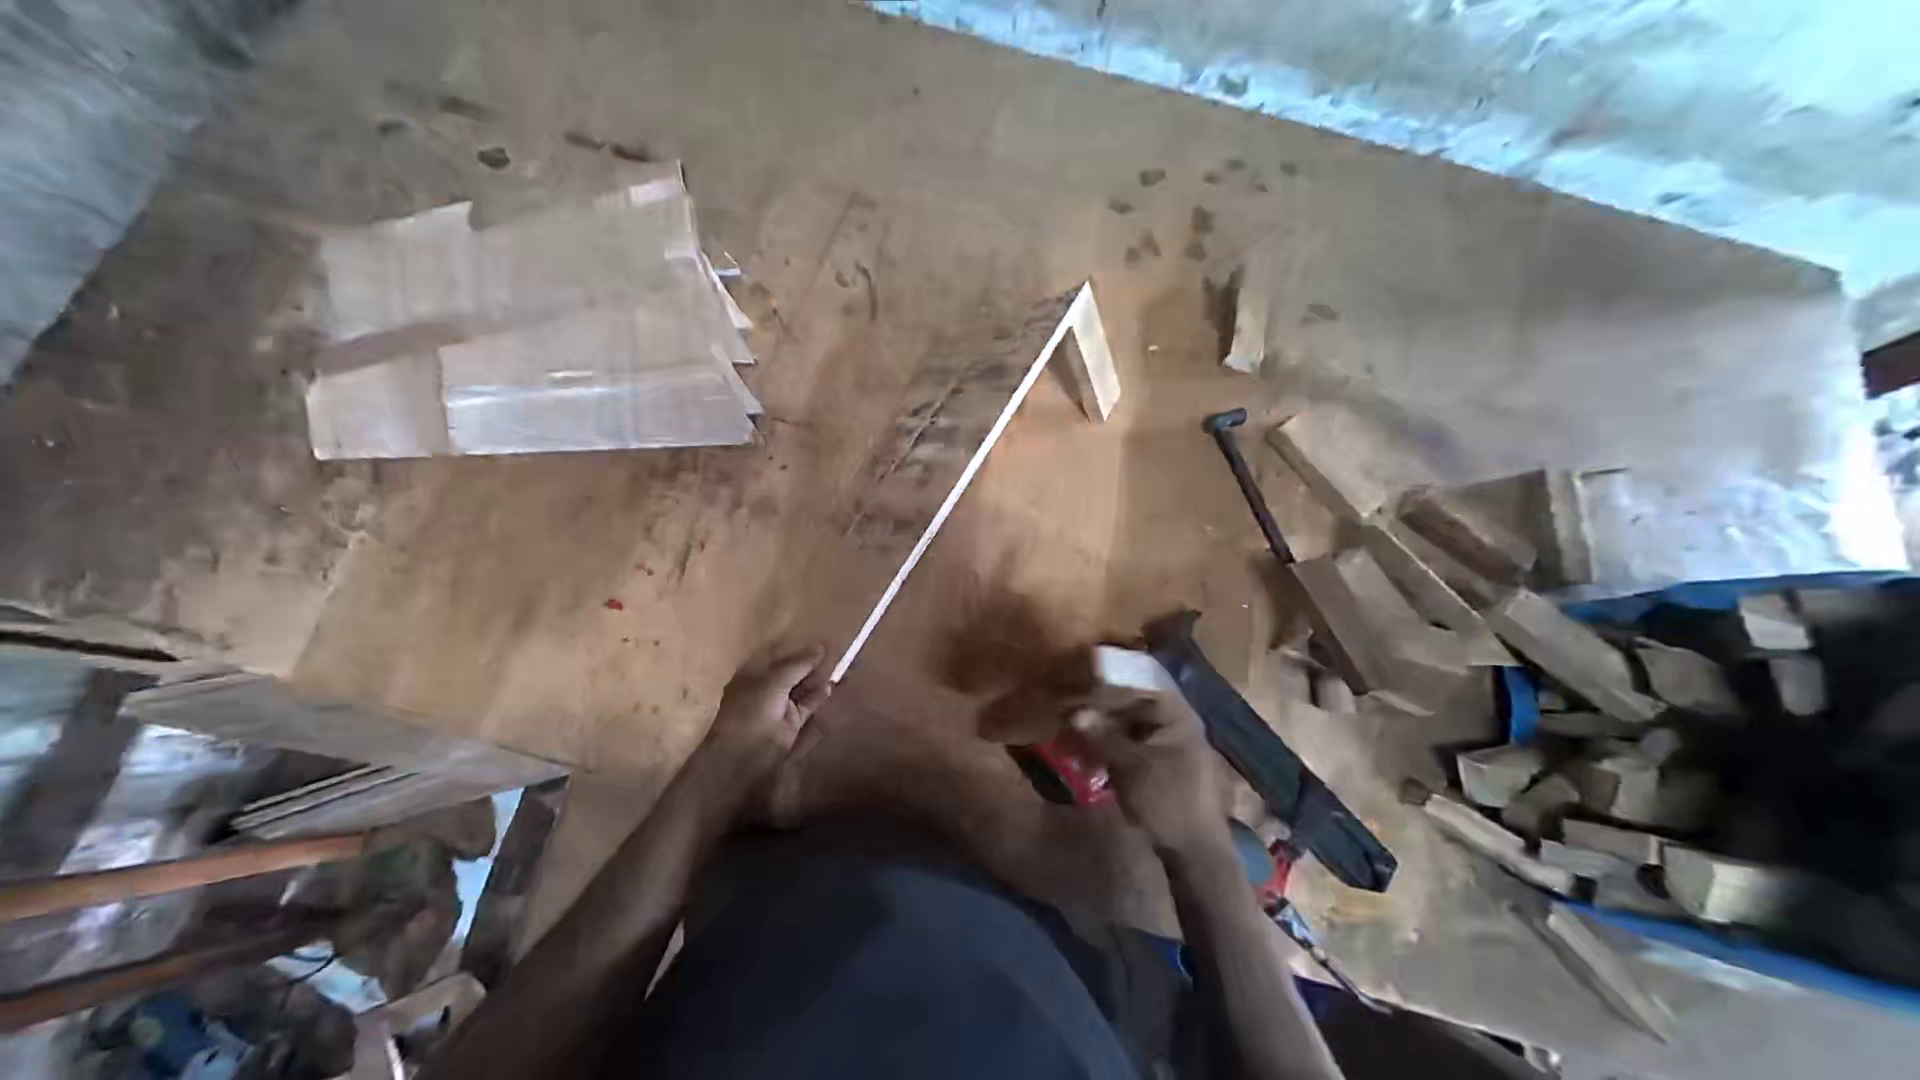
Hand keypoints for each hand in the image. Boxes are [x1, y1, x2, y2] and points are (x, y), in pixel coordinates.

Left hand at [701, 647, 831, 779]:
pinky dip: (818, 697)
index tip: (819, 640)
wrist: (744, 755)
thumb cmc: (752, 710)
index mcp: (753, 673)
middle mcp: (765, 687)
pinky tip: (830, 687)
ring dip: (817, 678)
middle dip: (810, 663)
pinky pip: (807, 705)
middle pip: (792, 671)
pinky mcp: (791, 722)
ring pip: (802, 688)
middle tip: (834, 651)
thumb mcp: (774, 681)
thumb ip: (798, 664)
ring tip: (839, 666)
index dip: (797, 648)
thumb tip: (820, 646)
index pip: (777, 655)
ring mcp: (778, 705)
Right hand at [1071, 691, 1230, 858]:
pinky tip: (1086, 763)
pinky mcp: (1158, 767)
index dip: (1103, 693)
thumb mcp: (1131, 767)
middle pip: (1129, 710)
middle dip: (1097, 717)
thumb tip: (1075, 713)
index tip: (1075, 698)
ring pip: (1125, 731)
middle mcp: (1174, 725)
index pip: (1135, 690)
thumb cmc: (1168, 801)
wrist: (1195, 854)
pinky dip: (1108, 753)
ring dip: (1099, 736)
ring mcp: (1167, 746)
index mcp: (1176, 716)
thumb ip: (1102, 737)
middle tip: (1067, 723)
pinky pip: (1129, 750)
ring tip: (1071, 745)